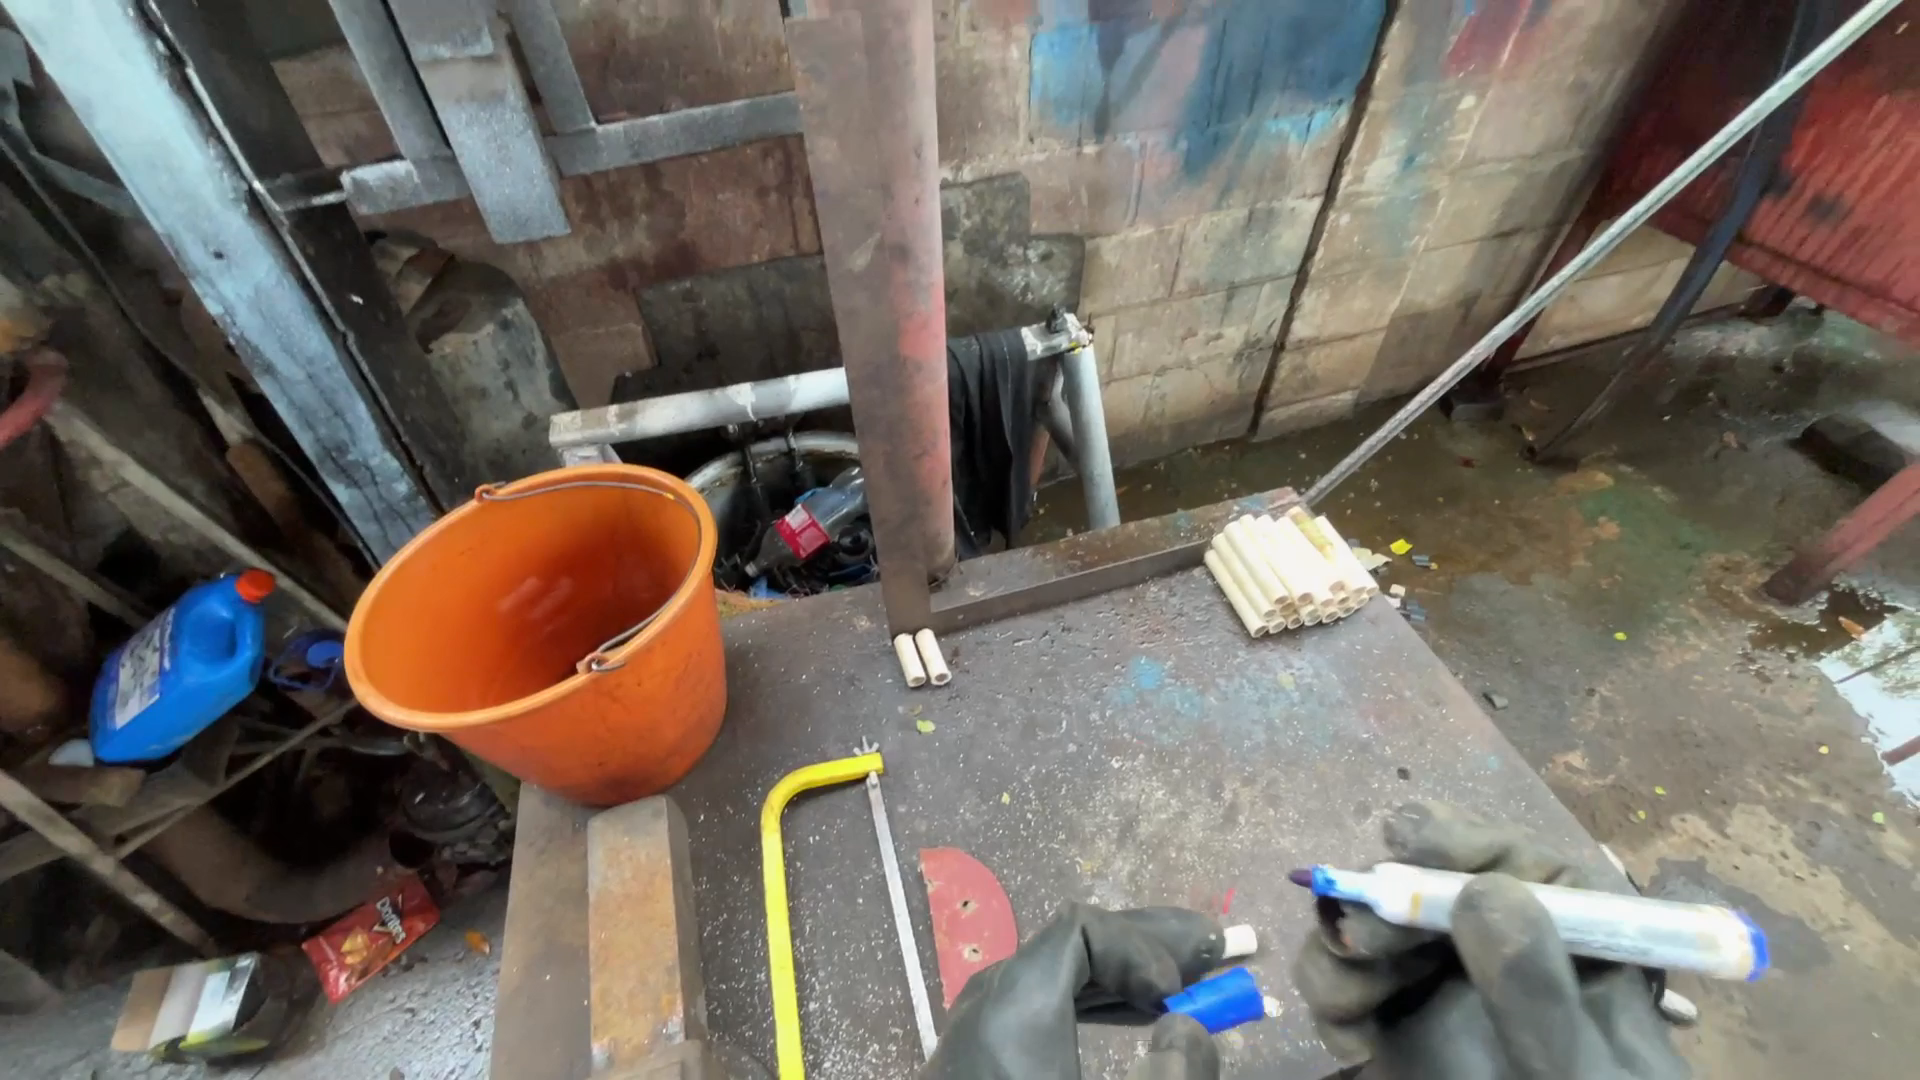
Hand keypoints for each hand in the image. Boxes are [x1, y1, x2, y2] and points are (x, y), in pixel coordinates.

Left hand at [920, 903, 1226, 1079]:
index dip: (1140, 947)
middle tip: (1212, 946)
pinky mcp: (984, 1056)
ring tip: (1189, 976)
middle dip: (1145, 946)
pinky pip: (1046, 1004)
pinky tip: (1138, 1014)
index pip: (1082, 930)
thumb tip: (1188, 1026)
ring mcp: (982, 1027)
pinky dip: (1096, 1001)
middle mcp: (991, 1001)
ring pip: (1061, 972)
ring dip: (1126, 973)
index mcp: (1014, 1004)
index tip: (1179, 993)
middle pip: (1073, 944)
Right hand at [1293, 803, 1688, 1078]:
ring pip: (1367, 916)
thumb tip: (1482, 889)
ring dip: (1341, 952)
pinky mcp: (1389, 1009)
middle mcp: (1496, 945)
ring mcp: (1437, 975)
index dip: (1458, 840)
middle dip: (1379, 902)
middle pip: (1423, 876)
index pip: (1520, 860)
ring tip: (1348, 1011)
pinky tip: (1349, 1044)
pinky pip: (1339, 971)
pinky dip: (1330, 998)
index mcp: (1572, 949)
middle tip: (1356, 942)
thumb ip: (1537, 989)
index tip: (1403, 845)